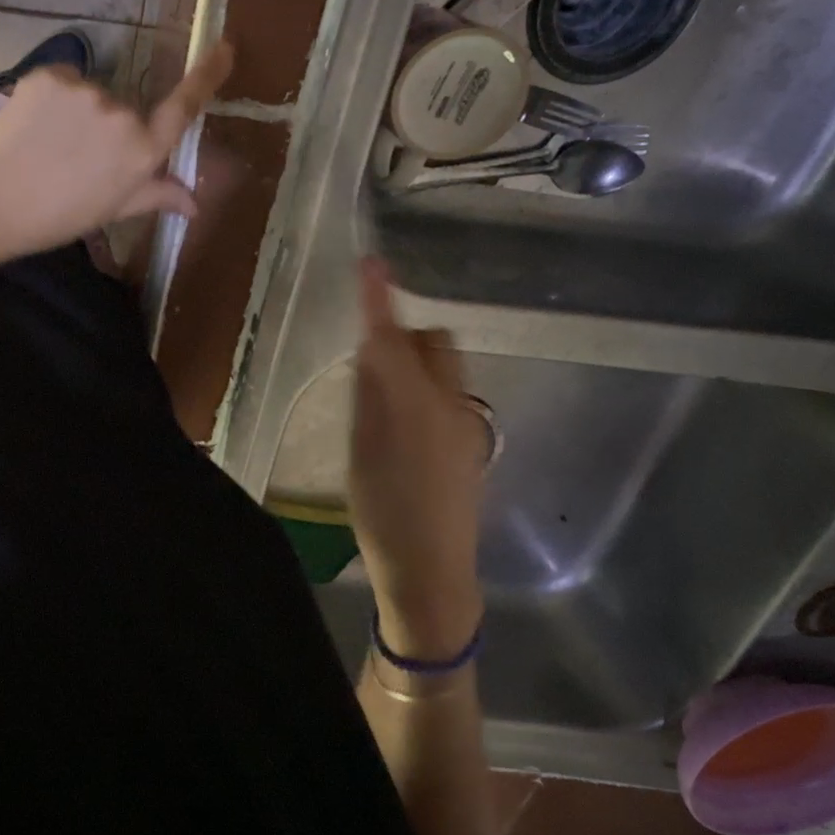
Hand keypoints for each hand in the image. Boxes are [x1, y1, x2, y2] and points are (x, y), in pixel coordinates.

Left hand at [0, 42, 233, 256]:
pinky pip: (61, 82)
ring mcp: (87, 91)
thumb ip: (156, 195)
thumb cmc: (56, 216)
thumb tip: (196, 204)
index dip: (206, 75)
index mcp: (142, 152)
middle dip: (106, 130)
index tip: (225, 47)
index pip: (182, 106)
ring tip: (47, 148)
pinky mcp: (51, 75)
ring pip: (90, 95)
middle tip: (73, 161)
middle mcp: (123, 115)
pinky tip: (30, 127)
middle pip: (124, 110)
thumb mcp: (112, 210)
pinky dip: (50, 100)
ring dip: (76, 114)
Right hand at [349, 258, 485, 659]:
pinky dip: (426, 390)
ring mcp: (468, 424)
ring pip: (445, 367)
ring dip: (418, 362)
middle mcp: (450, 405)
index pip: (392, 338)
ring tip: (385, 400)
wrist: (430, 570)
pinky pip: (449, 394)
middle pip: (435, 342)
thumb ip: (368, 397)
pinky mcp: (473, 441)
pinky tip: (405, 428)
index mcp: (413, 405)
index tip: (371, 263)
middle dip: (406, 335)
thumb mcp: (360, 453)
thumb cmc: (381, 514)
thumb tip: (372, 354)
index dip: (379, 300)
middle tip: (370, 359)